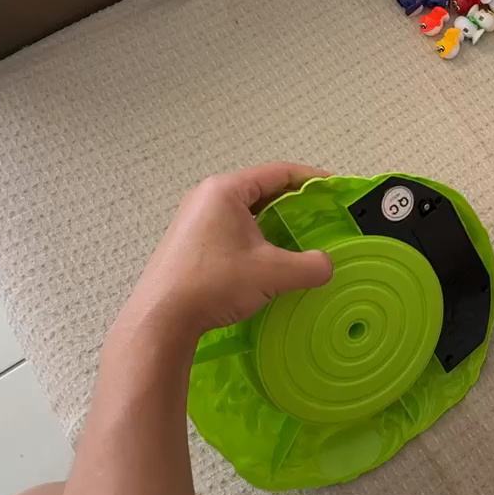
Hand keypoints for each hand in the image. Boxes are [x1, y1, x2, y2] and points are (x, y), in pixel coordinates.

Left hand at [125, 163, 334, 338]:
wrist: (159, 322)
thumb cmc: (214, 284)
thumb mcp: (273, 273)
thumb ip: (310, 265)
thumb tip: (327, 265)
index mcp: (226, 190)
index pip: (279, 172)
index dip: (311, 178)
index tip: (334, 189)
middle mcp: (207, 196)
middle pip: (261, 188)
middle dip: (293, 200)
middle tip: (320, 215)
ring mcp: (193, 218)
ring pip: (245, 209)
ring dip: (273, 219)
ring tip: (297, 236)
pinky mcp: (188, 240)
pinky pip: (231, 226)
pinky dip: (255, 233)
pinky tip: (266, 256)